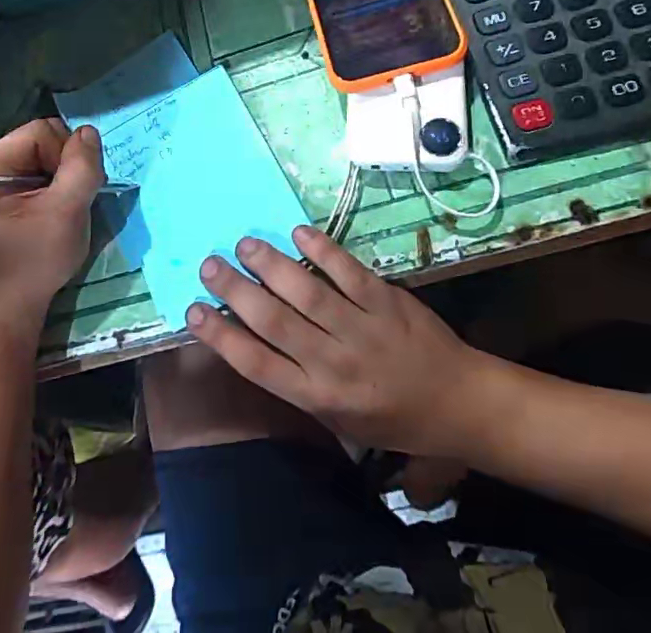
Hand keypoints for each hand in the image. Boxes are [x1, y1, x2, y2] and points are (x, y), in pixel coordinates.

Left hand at [0, 118, 103, 324]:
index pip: (41, 131)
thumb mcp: (66, 212)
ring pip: (42, 157)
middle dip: (64, 167)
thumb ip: (81, 167)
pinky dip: (52, 190)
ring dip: (61, 180)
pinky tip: (52, 214)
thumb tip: (88, 132)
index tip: (70, 190)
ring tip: (62, 211)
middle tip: (70, 203)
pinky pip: (35, 174)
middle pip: (41, 141)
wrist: (9, 307)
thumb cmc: (35, 260)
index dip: (66, 154)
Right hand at [187, 225, 491, 455]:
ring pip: (306, 292)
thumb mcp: (338, 419)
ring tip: (244, 245)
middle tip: (210, 265)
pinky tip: (298, 232)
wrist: (457, 401)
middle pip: (273, 322)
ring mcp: (361, 328)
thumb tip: (253, 342)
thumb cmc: (392, 417)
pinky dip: (323, 250)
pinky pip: (348, 271)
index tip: (193, 310)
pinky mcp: (386, 300)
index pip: (257, 364)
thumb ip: (298, 383)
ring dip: (271, 265)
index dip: (221, 336)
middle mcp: (333, 362)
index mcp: (317, 396)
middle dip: (236, 291)